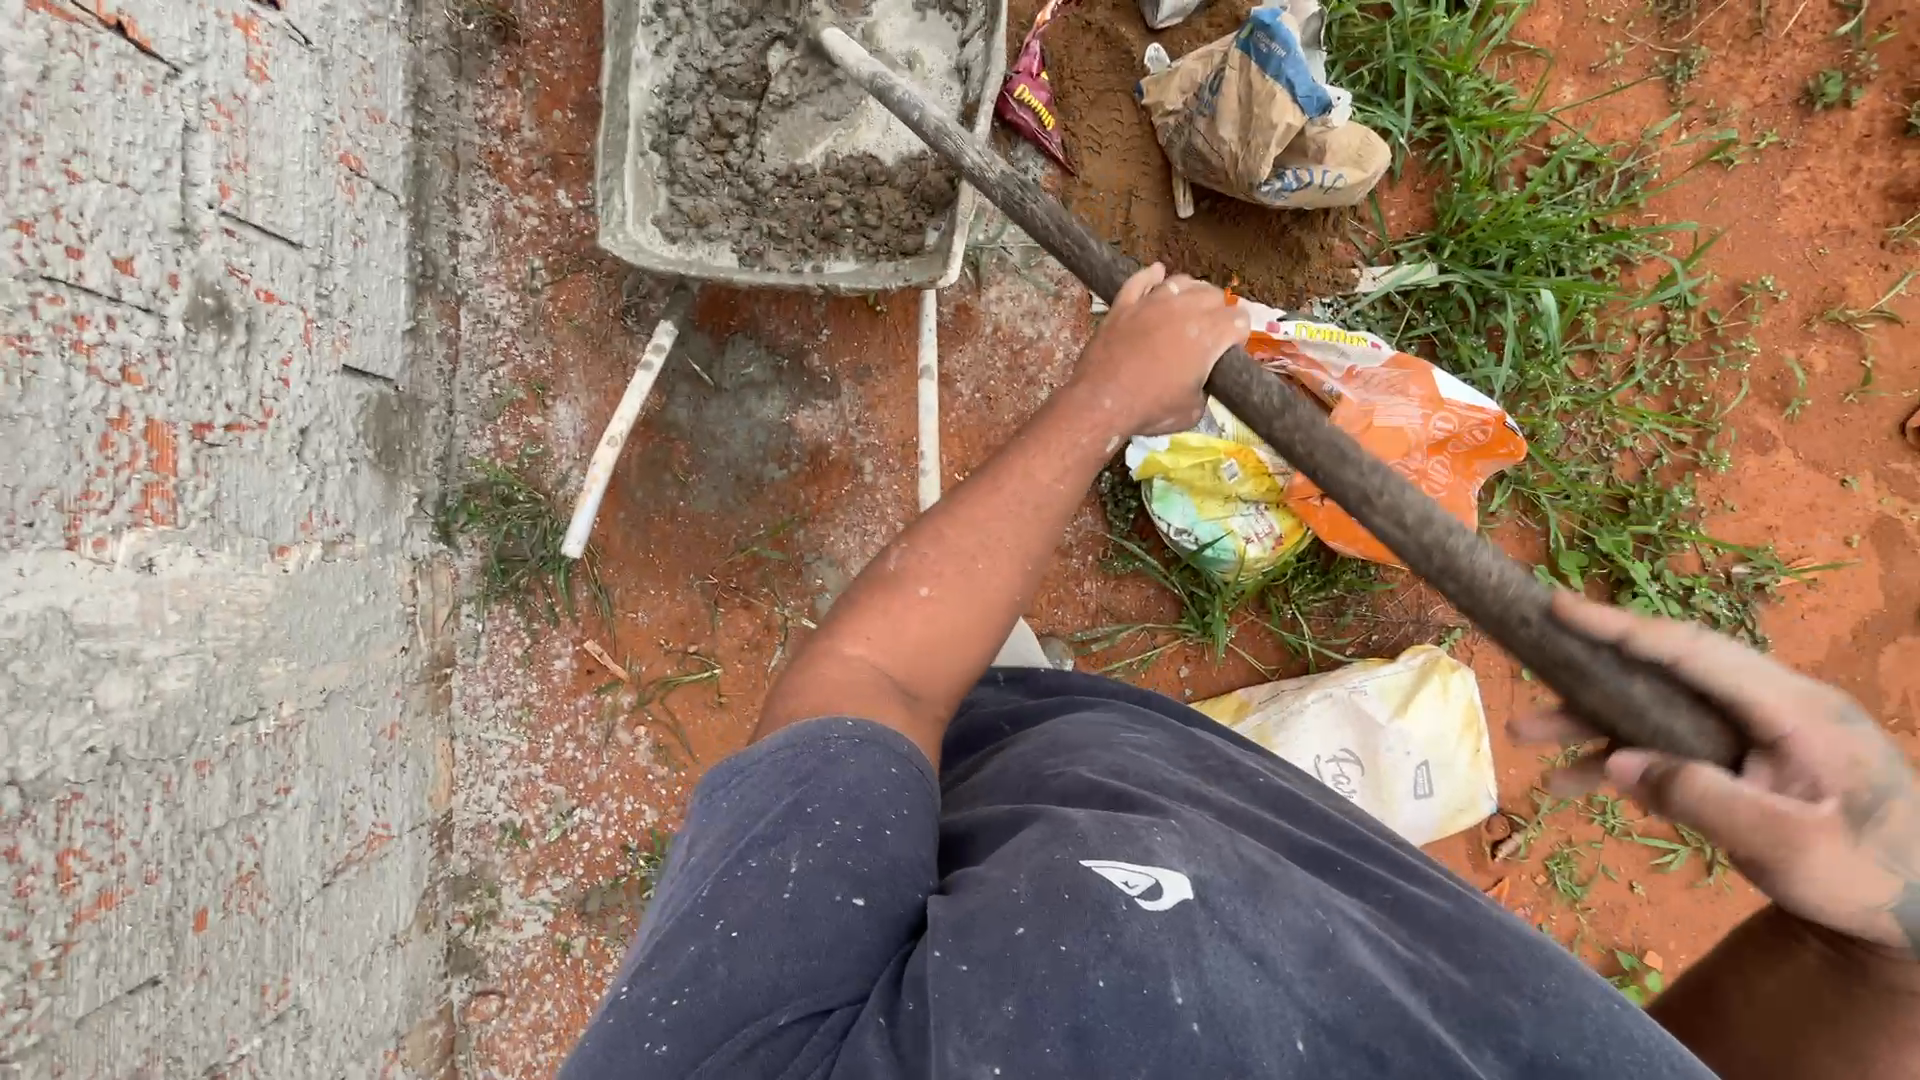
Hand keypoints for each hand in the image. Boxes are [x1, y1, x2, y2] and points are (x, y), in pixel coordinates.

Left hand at [1065, 263, 1250, 438]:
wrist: (1100, 403)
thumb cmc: (1150, 409)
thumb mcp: (1192, 411)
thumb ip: (1204, 389)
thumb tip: (1198, 383)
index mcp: (1209, 334)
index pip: (1239, 320)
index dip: (1238, 335)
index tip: (1230, 350)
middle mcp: (1184, 309)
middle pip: (1213, 295)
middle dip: (1218, 311)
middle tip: (1210, 332)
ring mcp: (1151, 303)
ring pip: (1180, 282)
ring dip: (1191, 292)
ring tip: (1189, 306)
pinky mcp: (1123, 306)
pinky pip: (1140, 281)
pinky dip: (1151, 276)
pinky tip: (1157, 273)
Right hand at [1511, 592, 1919, 957]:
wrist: (1919, 915)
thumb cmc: (1872, 876)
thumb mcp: (1792, 847)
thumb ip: (1704, 799)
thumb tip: (1615, 763)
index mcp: (1795, 710)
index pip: (1693, 651)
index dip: (1621, 626)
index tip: (1557, 604)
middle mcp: (1766, 706)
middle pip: (1659, 672)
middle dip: (1587, 672)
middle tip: (1527, 663)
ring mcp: (1746, 730)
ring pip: (1648, 707)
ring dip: (1586, 720)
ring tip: (1523, 734)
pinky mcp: (1730, 756)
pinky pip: (1658, 744)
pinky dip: (1613, 759)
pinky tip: (1571, 782)